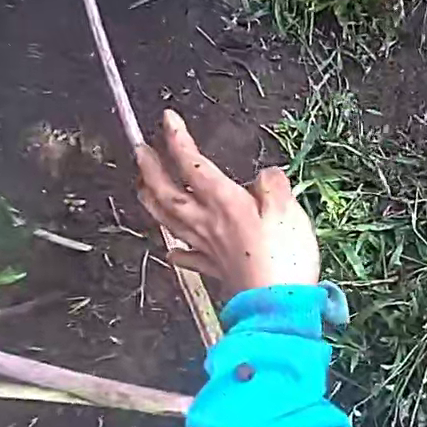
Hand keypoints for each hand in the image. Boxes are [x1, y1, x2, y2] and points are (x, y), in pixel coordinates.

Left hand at [135, 110, 319, 294]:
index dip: (177, 141)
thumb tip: (265, 175)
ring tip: (140, 187)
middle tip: (139, 150)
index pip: (193, 166)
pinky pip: (188, 258)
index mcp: (224, 203)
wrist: (278, 305)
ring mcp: (207, 248)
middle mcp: (207, 223)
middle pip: (168, 193)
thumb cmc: (285, 257)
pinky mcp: (215, 271)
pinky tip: (171, 250)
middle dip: (151, 169)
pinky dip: (176, 251)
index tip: (167, 120)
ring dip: (151, 201)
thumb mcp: (288, 211)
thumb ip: (274, 187)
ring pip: (169, 221)